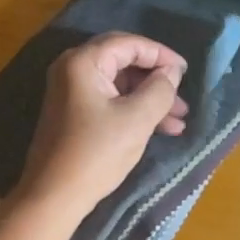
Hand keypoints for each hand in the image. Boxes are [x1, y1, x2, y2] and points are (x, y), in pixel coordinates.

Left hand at [14, 32, 189, 219]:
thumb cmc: (96, 153)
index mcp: (83, 62)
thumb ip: (159, 89)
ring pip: (119, 84)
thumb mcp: (137, 119)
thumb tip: (170, 73)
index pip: (128, 43)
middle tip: (182, 97)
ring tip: (179, 120)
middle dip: (156, 79)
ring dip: (149, 99)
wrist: (54, 195)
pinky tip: (161, 129)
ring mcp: (70, 91)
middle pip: (123, 61)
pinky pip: (109, 100)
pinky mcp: (73, 112)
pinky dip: (133, 110)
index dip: (160, 54)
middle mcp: (72, 69)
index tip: (185, 71)